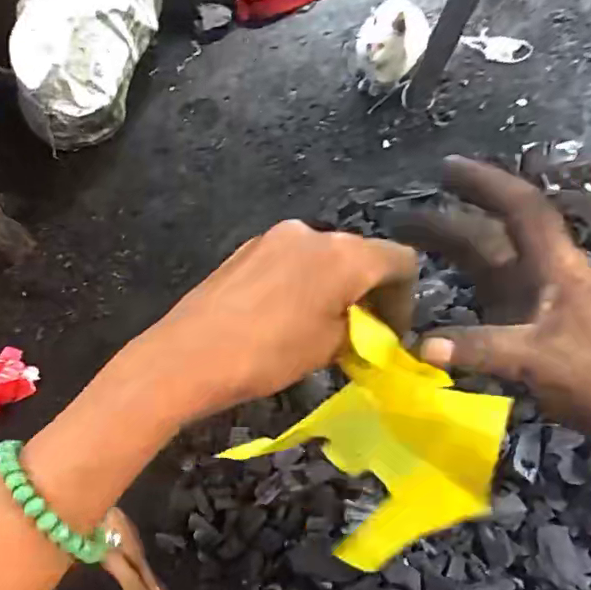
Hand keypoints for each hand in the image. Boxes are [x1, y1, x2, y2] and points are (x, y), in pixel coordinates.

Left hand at [109, 220, 417, 427]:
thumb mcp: (328, 349)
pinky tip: (278, 317)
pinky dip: (294, 285)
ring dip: (326, 287)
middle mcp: (309, 232)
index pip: (399, 262)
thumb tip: (361, 325)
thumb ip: (358, 328)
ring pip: (316, 259)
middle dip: (362, 292)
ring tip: (313, 327)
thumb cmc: (267, 355)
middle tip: (356, 332)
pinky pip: (283, 264)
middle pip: (355, 256)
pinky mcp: (239, 253)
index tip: (391, 333)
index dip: (404, 300)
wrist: (186, 356)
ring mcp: (268, 239)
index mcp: (344, 253)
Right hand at [404, 157, 590, 446]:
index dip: (486, 185)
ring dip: (447, 254)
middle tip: (401, 218)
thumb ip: (480, 348)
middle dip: (449, 221)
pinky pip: (480, 298)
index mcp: (555, 269)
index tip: (447, 169)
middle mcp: (542, 278)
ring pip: (484, 266)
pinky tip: (426, 298)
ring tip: (406, 249)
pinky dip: (452, 291)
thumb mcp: (541, 358)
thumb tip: (419, 346)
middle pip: (492, 237)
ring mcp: (532, 305)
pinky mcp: (523, 331)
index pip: (521, 211)